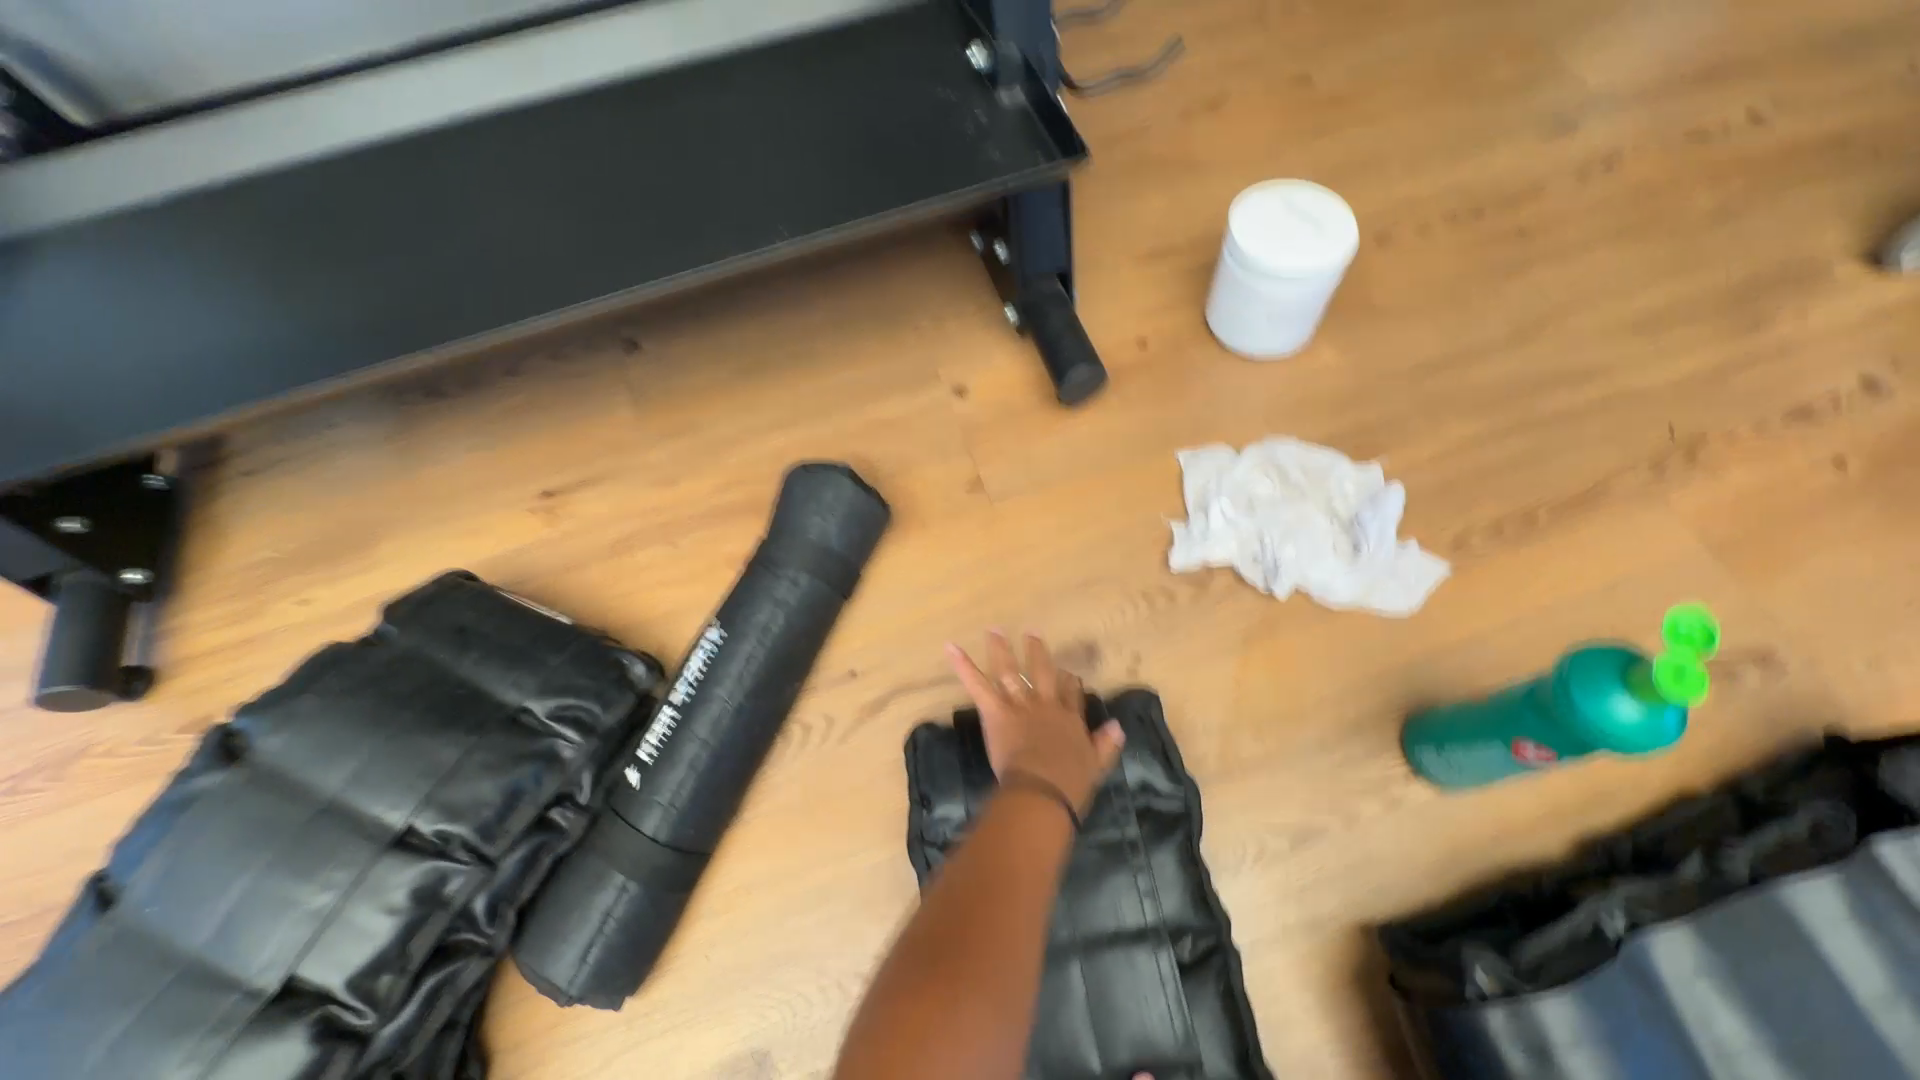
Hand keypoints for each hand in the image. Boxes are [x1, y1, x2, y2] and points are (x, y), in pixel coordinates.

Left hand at [945, 632, 1124, 810]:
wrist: (1044, 787)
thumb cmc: (1069, 782)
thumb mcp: (1096, 764)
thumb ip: (1106, 744)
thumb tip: (1118, 726)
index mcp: (1069, 719)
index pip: (1070, 693)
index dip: (1069, 681)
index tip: (1068, 673)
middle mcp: (1046, 705)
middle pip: (1042, 671)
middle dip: (1037, 652)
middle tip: (1031, 634)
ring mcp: (1020, 705)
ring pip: (1010, 671)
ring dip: (1001, 650)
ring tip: (994, 631)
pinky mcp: (997, 711)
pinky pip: (978, 685)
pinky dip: (963, 666)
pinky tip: (951, 648)